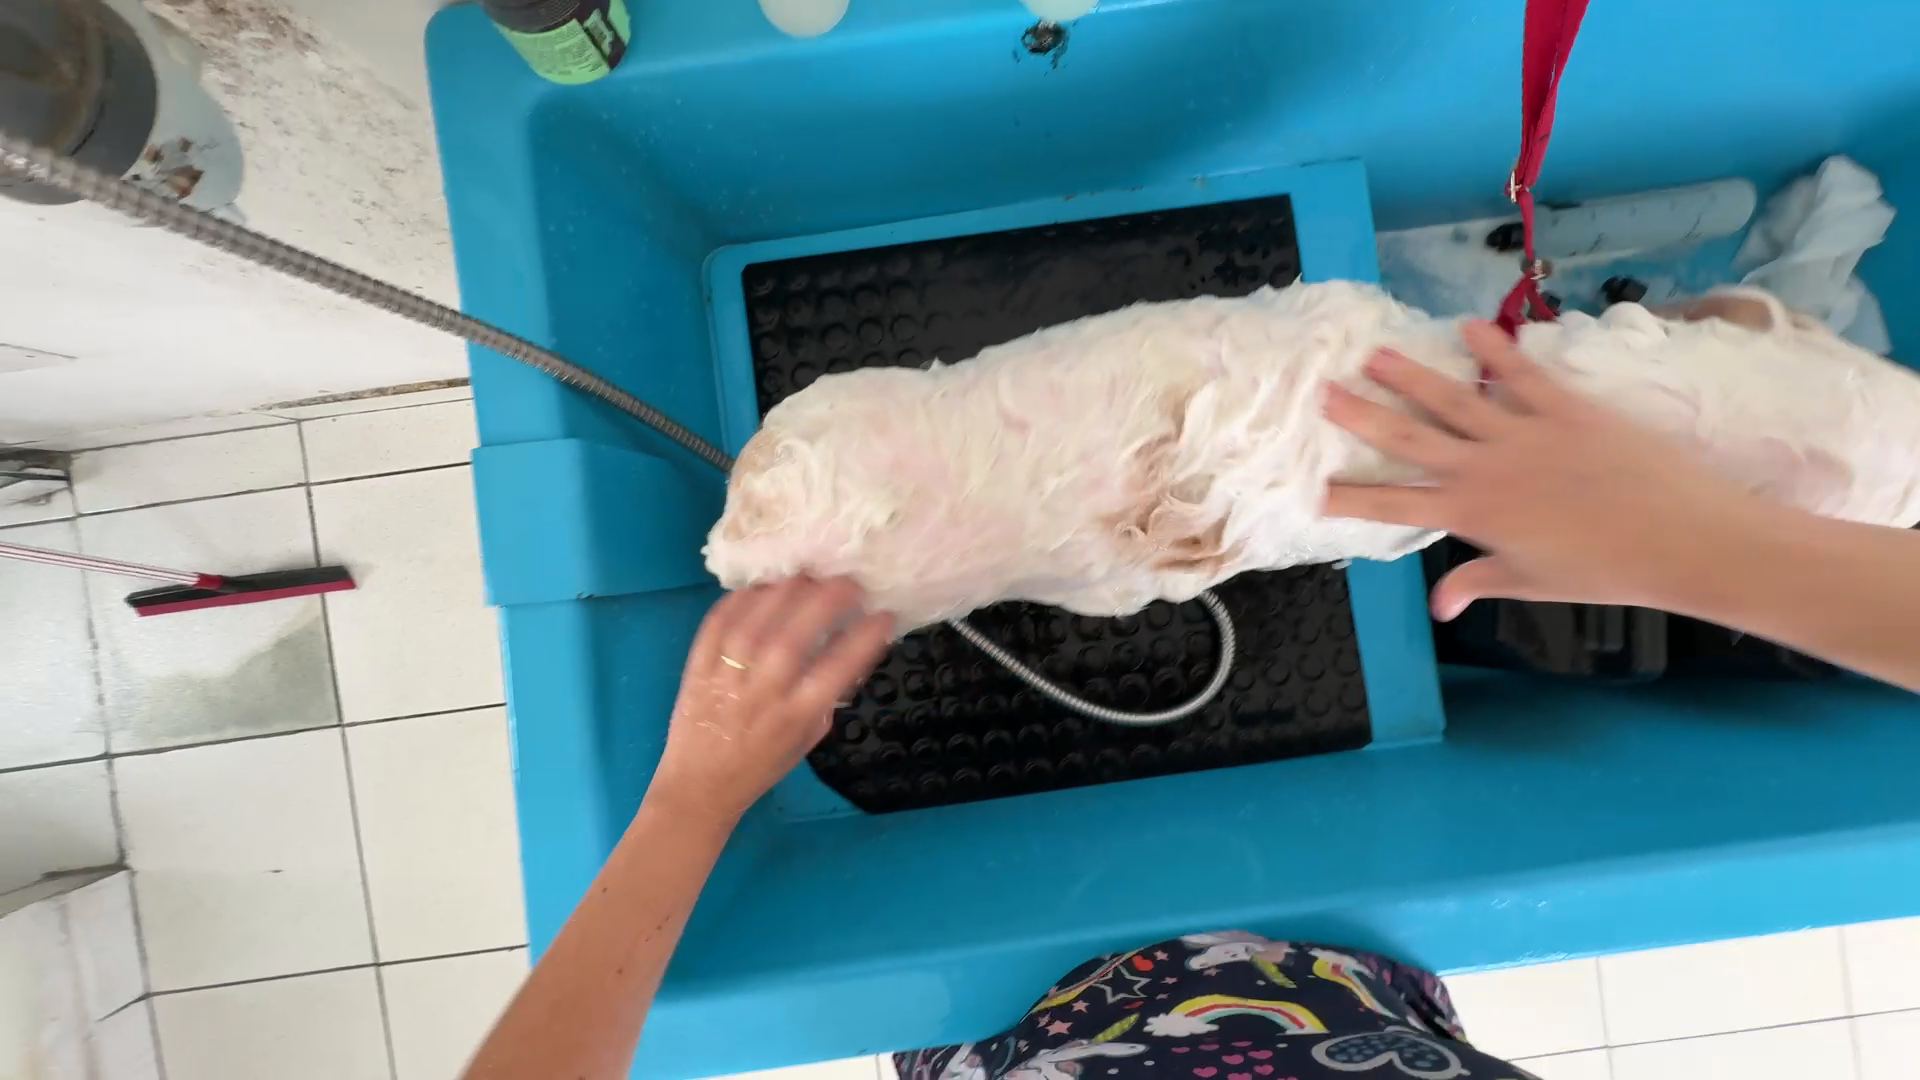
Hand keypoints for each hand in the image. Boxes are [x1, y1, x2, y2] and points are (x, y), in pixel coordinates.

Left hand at [649, 577, 894, 826]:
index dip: (863, 639)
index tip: (884, 615)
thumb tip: (854, 649)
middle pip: (792, 640)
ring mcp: (725, 680)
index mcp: (794, 717)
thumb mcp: (809, 737)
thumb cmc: (763, 764)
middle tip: (848, 582)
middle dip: (824, 604)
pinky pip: (716, 625)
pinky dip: (739, 600)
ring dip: (784, 593)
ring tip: (808, 575)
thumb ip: (829, 695)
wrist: (698, 789)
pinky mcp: (697, 669)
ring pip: (753, 626)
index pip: (835, 672)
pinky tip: (761, 585)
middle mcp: (760, 696)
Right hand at [1322, 320, 1773, 619]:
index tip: (1309, 489)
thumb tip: (1438, 608)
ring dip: (1410, 376)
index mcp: (1468, 514)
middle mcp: (1482, 469)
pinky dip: (1495, 350)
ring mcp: (1522, 435)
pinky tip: (1469, 326)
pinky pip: (1522, 375)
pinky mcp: (1566, 409)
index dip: (1345, 498)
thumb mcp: (1528, 582)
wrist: (1690, 541)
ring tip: (1376, 354)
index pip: (1390, 506)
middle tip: (1324, 393)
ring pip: (1453, 400)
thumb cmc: (1603, 570)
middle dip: (1361, 416)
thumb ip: (1475, 584)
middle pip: (1408, 438)